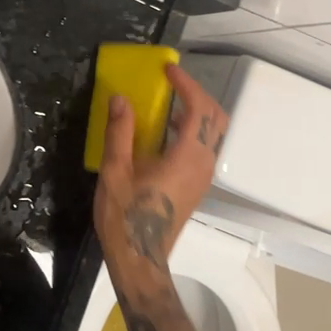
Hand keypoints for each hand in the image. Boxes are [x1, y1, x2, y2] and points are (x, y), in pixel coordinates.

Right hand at [94, 65, 231, 280]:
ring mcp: (202, 178)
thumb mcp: (115, 171)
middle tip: (172, 83)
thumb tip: (121, 98)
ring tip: (166, 102)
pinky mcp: (195, 186)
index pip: (200, 110)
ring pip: (212, 135)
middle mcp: (203, 165)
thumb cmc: (125, 216)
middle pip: (216, 120)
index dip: (187, 85)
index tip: (168, 71)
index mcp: (186, 158)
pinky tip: (163, 132)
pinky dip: (190, 130)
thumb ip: (120, 132)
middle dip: (197, 95)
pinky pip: (203, 148)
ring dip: (195, 112)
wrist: (139, 259)